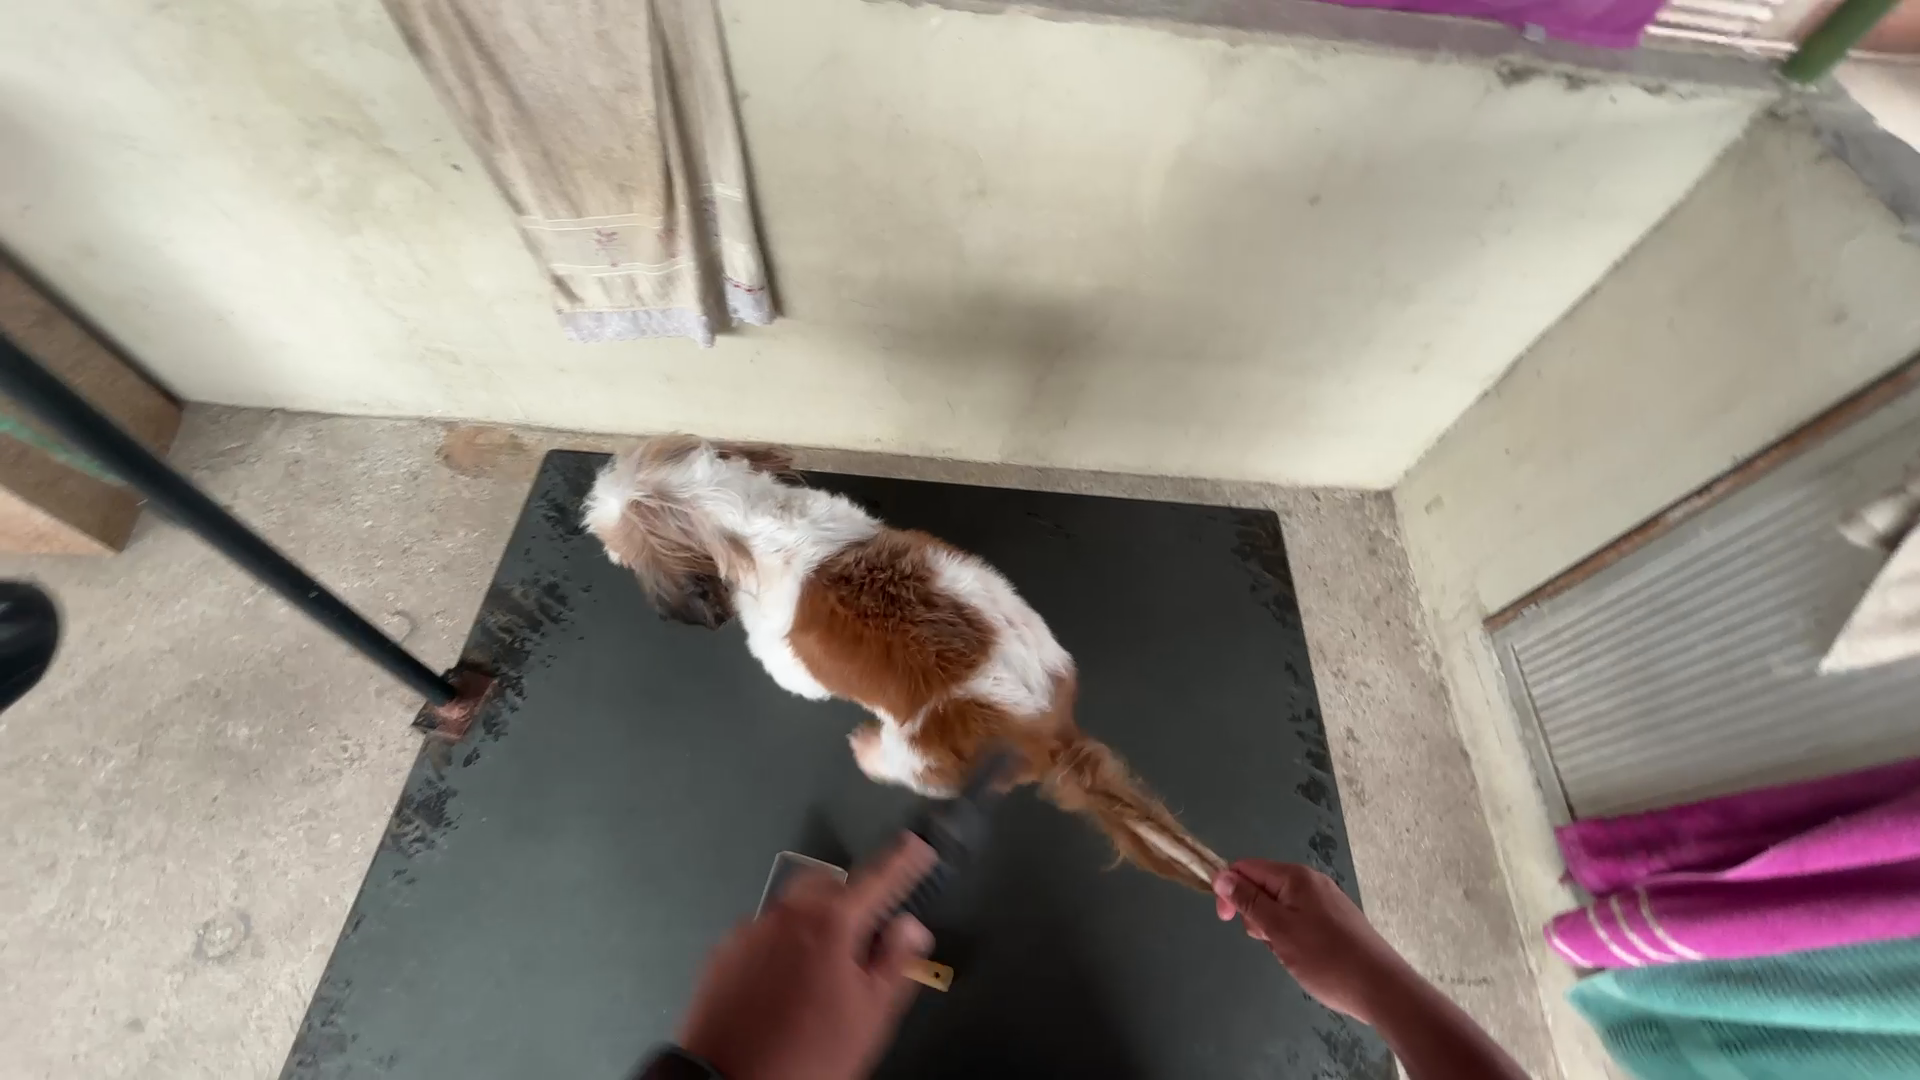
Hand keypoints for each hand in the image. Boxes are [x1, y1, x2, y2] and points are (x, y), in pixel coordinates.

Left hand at [677, 835, 936, 1079]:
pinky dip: (781, 943)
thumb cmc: (805, 1055)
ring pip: (795, 905)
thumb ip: (896, 962)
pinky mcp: (725, 951)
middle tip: (864, 932)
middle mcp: (791, 913)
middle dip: (852, 898)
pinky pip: (764, 931)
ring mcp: (754, 928)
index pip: (881, 878)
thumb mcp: (869, 1015)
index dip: (905, 861)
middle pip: (832, 885)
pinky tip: (785, 979)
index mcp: (833, 922)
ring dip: (815, 919)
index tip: (917, 848)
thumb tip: (910, 928)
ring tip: (823, 964)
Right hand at [1213, 859, 1407, 1022]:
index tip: (1226, 920)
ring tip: (1289, 953)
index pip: (1246, 868)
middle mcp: (1311, 881)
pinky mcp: (1338, 920)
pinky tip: (1305, 956)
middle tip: (1267, 941)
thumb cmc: (1326, 958)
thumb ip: (1248, 901)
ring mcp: (1327, 900)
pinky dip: (1293, 934)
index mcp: (1295, 876)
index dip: (1229, 890)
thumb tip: (1221, 876)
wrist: (1385, 990)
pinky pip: (1301, 917)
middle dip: (1255, 912)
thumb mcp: (1278, 929)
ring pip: (1282, 905)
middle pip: (1264, 886)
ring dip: (1274, 927)